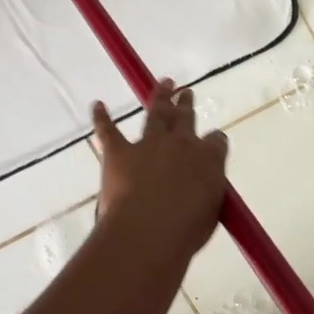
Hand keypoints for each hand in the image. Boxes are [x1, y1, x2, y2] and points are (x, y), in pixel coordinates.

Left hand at [91, 80, 227, 256]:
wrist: (149, 229)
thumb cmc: (187, 228)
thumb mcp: (212, 212)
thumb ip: (208, 195)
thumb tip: (203, 192)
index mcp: (209, 158)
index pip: (216, 141)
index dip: (214, 142)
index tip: (213, 144)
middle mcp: (181, 143)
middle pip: (185, 117)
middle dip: (186, 104)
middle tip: (187, 92)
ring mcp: (149, 144)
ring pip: (156, 113)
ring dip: (160, 97)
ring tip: (164, 83)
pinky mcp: (118, 152)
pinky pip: (108, 130)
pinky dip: (101, 117)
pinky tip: (97, 105)